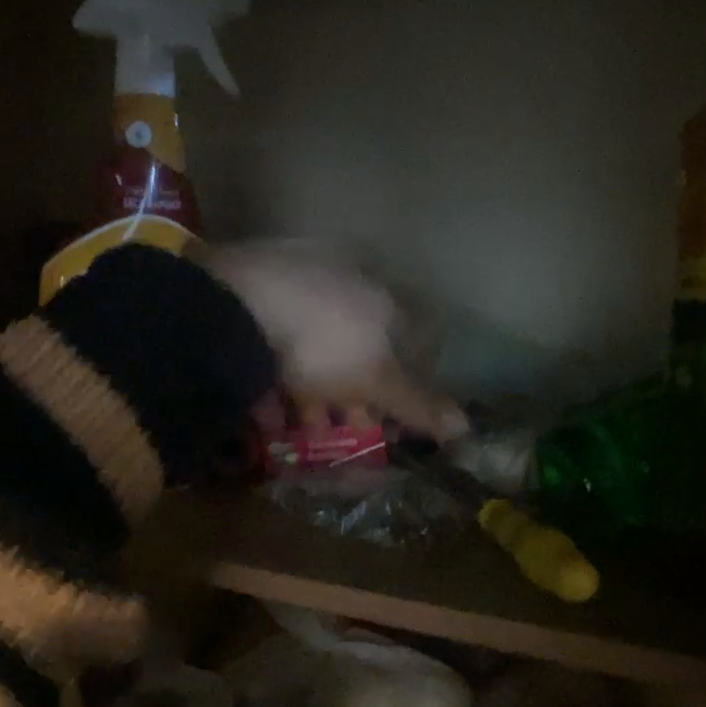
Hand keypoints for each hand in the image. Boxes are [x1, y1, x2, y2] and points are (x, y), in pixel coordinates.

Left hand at [199, 241, 468, 440]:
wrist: (238, 304)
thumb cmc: (325, 342)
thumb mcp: (377, 379)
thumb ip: (418, 403)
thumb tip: (467, 428)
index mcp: (382, 291)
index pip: (410, 335)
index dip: (404, 381)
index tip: (391, 418)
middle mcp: (344, 277)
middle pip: (359, 343)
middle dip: (353, 392)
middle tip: (342, 430)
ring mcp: (296, 277)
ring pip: (314, 343)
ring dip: (312, 389)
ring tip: (298, 430)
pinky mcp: (251, 288)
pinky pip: (274, 339)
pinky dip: (275, 375)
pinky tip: (263, 406)